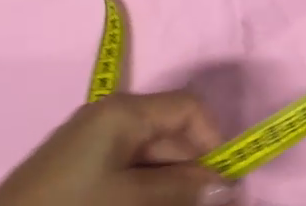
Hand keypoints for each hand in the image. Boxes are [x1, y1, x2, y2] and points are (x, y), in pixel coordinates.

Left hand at [0, 92, 229, 205]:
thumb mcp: (130, 200)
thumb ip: (180, 190)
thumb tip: (227, 186)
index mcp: (124, 111)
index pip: (188, 108)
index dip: (213, 141)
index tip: (224, 185)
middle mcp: (111, 116)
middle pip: (170, 135)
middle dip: (190, 173)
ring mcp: (92, 142)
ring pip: (150, 159)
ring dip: (168, 188)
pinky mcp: (78, 170)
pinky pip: (127, 172)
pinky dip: (144, 192)